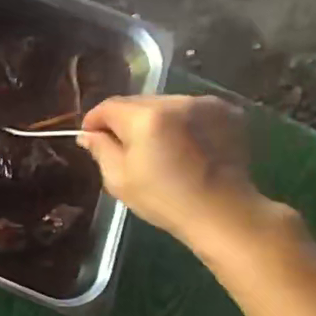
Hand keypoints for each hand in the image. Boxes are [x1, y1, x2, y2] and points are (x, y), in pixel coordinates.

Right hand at [79, 95, 279, 255]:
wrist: (223, 213)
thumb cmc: (164, 200)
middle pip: (137, 102)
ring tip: (159, 146)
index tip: (90, 136)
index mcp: (145, 118)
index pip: (108, 106)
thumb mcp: (119, 179)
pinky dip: (182, 121)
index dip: (94, 120)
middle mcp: (175, 102)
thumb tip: (88, 134)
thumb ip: (101, 149)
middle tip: (124, 145)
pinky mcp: (228, 111)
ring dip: (155, 119)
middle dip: (125, 120)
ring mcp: (205, 104)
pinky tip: (185, 144)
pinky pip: (192, 109)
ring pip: (165, 104)